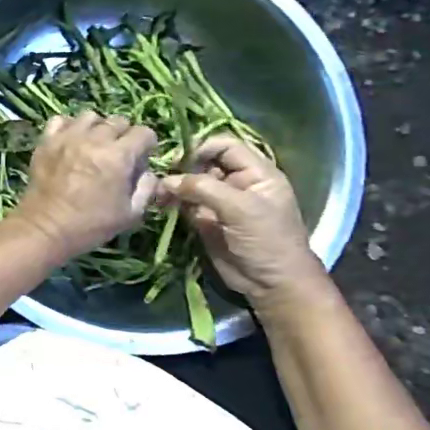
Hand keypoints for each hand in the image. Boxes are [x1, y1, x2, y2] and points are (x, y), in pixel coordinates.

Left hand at [9, 112, 157, 260]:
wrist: (45, 228)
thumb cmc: (90, 224)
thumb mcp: (131, 214)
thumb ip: (146, 188)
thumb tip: (147, 171)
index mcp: (118, 156)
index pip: (144, 132)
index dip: (147, 145)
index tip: (141, 158)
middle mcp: (93, 140)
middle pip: (118, 121)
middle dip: (124, 135)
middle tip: (118, 154)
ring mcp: (67, 137)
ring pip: (90, 117)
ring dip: (97, 127)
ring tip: (94, 145)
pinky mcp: (46, 141)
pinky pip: (60, 120)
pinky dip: (69, 126)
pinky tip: (71, 141)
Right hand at [159, 135, 325, 305]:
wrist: (271, 284)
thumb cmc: (267, 241)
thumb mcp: (241, 209)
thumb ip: (204, 188)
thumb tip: (166, 180)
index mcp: (256, 173)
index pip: (225, 146)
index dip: (201, 147)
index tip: (177, 158)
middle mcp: (237, 182)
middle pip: (204, 162)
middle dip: (182, 167)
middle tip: (160, 175)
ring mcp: (220, 201)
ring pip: (190, 183)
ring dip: (173, 186)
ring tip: (157, 193)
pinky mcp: (205, 219)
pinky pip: (184, 203)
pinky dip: (171, 202)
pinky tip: (160, 204)